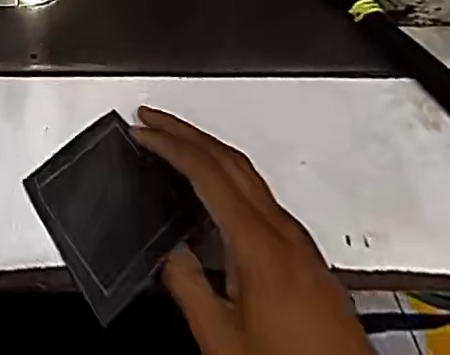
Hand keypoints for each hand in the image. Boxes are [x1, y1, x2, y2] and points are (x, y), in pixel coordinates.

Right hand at [132, 108, 373, 354]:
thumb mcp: (222, 337)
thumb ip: (187, 284)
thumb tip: (166, 250)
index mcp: (260, 244)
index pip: (206, 170)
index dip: (169, 143)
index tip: (143, 129)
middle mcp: (284, 233)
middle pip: (229, 158)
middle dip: (186, 130)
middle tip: (153, 117)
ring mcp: (299, 243)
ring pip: (247, 173)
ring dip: (208, 149)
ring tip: (176, 142)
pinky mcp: (307, 258)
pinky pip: (261, 196)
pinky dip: (228, 176)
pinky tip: (213, 191)